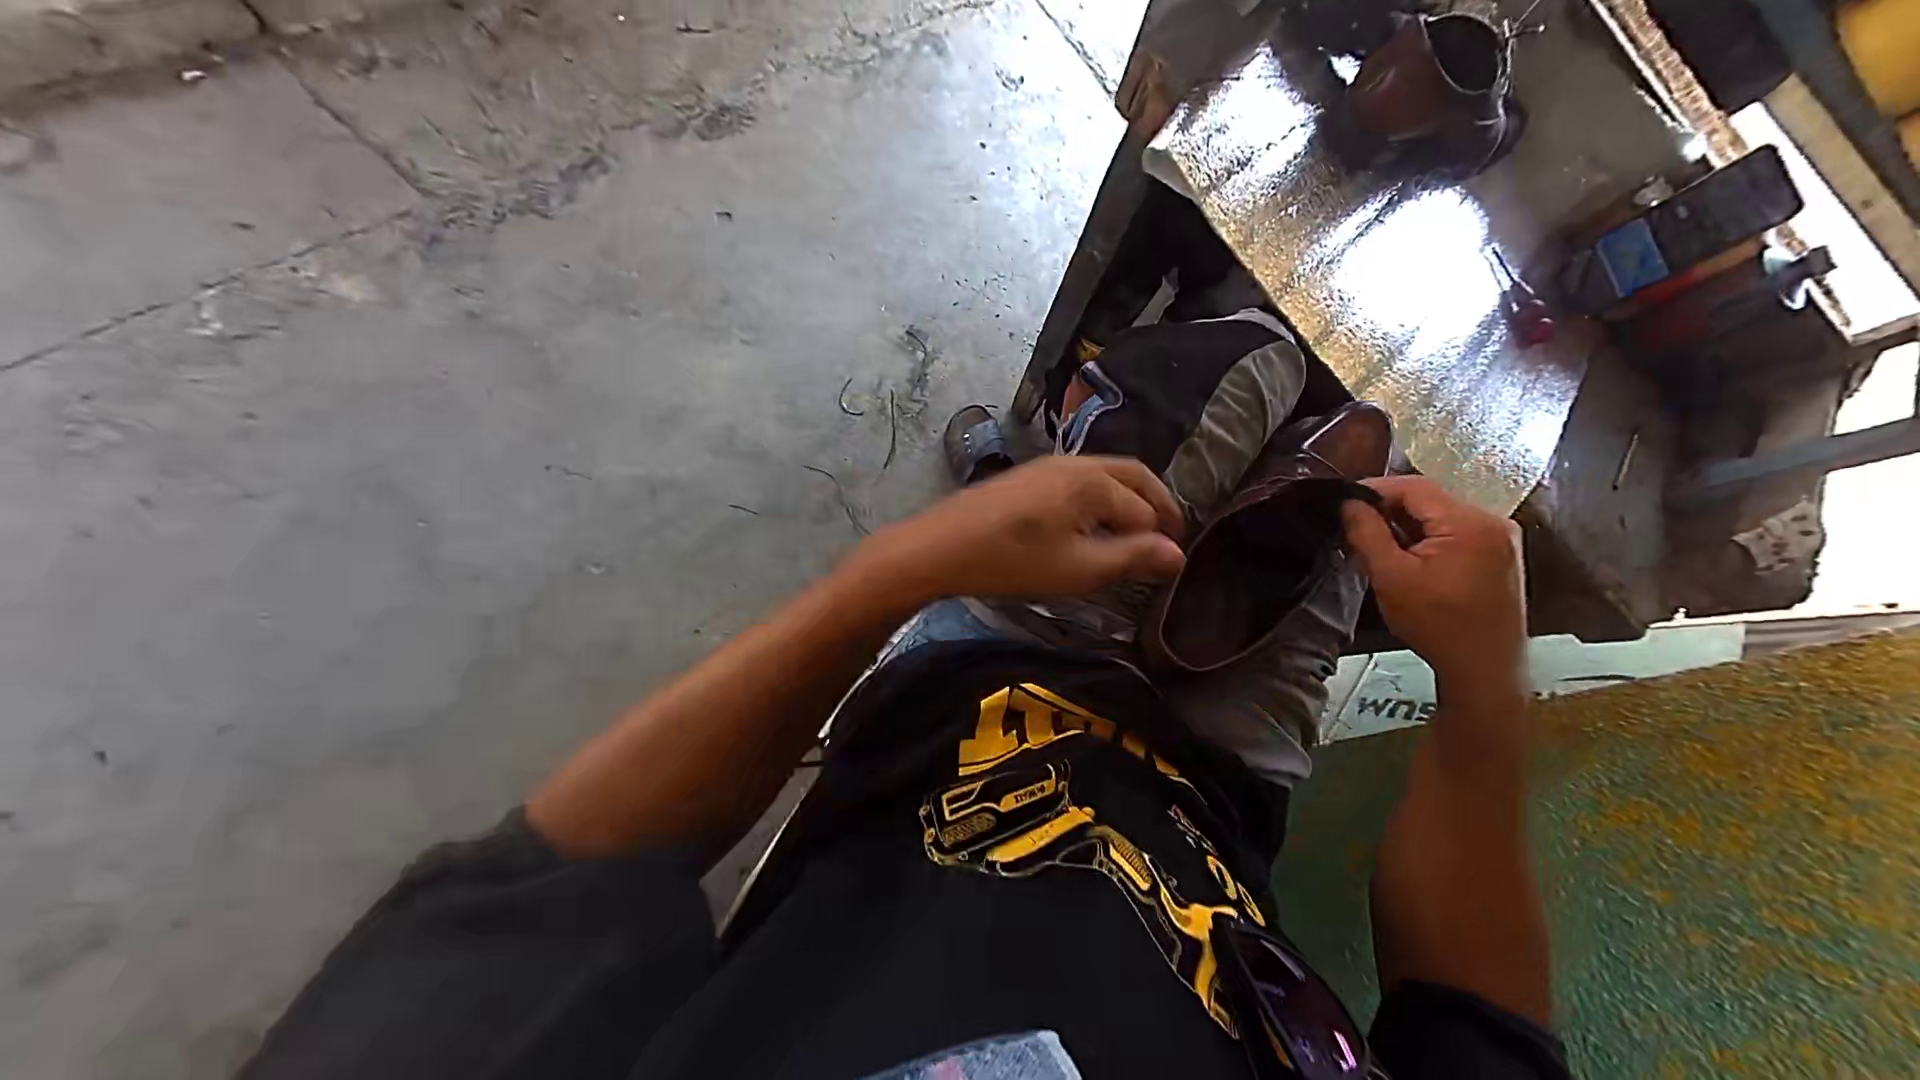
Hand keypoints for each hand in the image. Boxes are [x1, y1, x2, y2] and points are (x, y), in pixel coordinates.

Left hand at [852, 456, 1185, 604]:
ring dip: (1128, 501)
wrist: (940, 548)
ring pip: (1105, 477)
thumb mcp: (1079, 569)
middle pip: (1132, 477)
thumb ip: (1131, 558)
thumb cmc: (1013, 561)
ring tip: (1133, 535)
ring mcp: (1047, 467)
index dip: (1161, 539)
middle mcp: (1075, 464)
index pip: (1144, 510)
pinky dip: (1100, 501)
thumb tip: (1177, 555)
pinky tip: (1090, 527)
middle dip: (1156, 505)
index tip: (1169, 568)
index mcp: (1093, 482)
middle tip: (1168, 536)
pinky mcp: (1027, 478)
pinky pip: (1080, 482)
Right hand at [1341, 476, 1526, 696]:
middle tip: (1353, 528)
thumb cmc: (1436, 624)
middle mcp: (1492, 521)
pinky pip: (1453, 531)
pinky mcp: (1498, 554)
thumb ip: (1367, 533)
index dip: (1374, 489)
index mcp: (1470, 523)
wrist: (1484, 668)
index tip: (1342, 502)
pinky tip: (1404, 559)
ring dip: (1404, 526)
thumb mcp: (1391, 576)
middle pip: (1428, 499)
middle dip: (1387, 510)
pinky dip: (1424, 538)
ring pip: (1438, 515)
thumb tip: (1348, 502)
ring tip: (1375, 547)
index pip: (1414, 486)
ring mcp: (1500, 538)